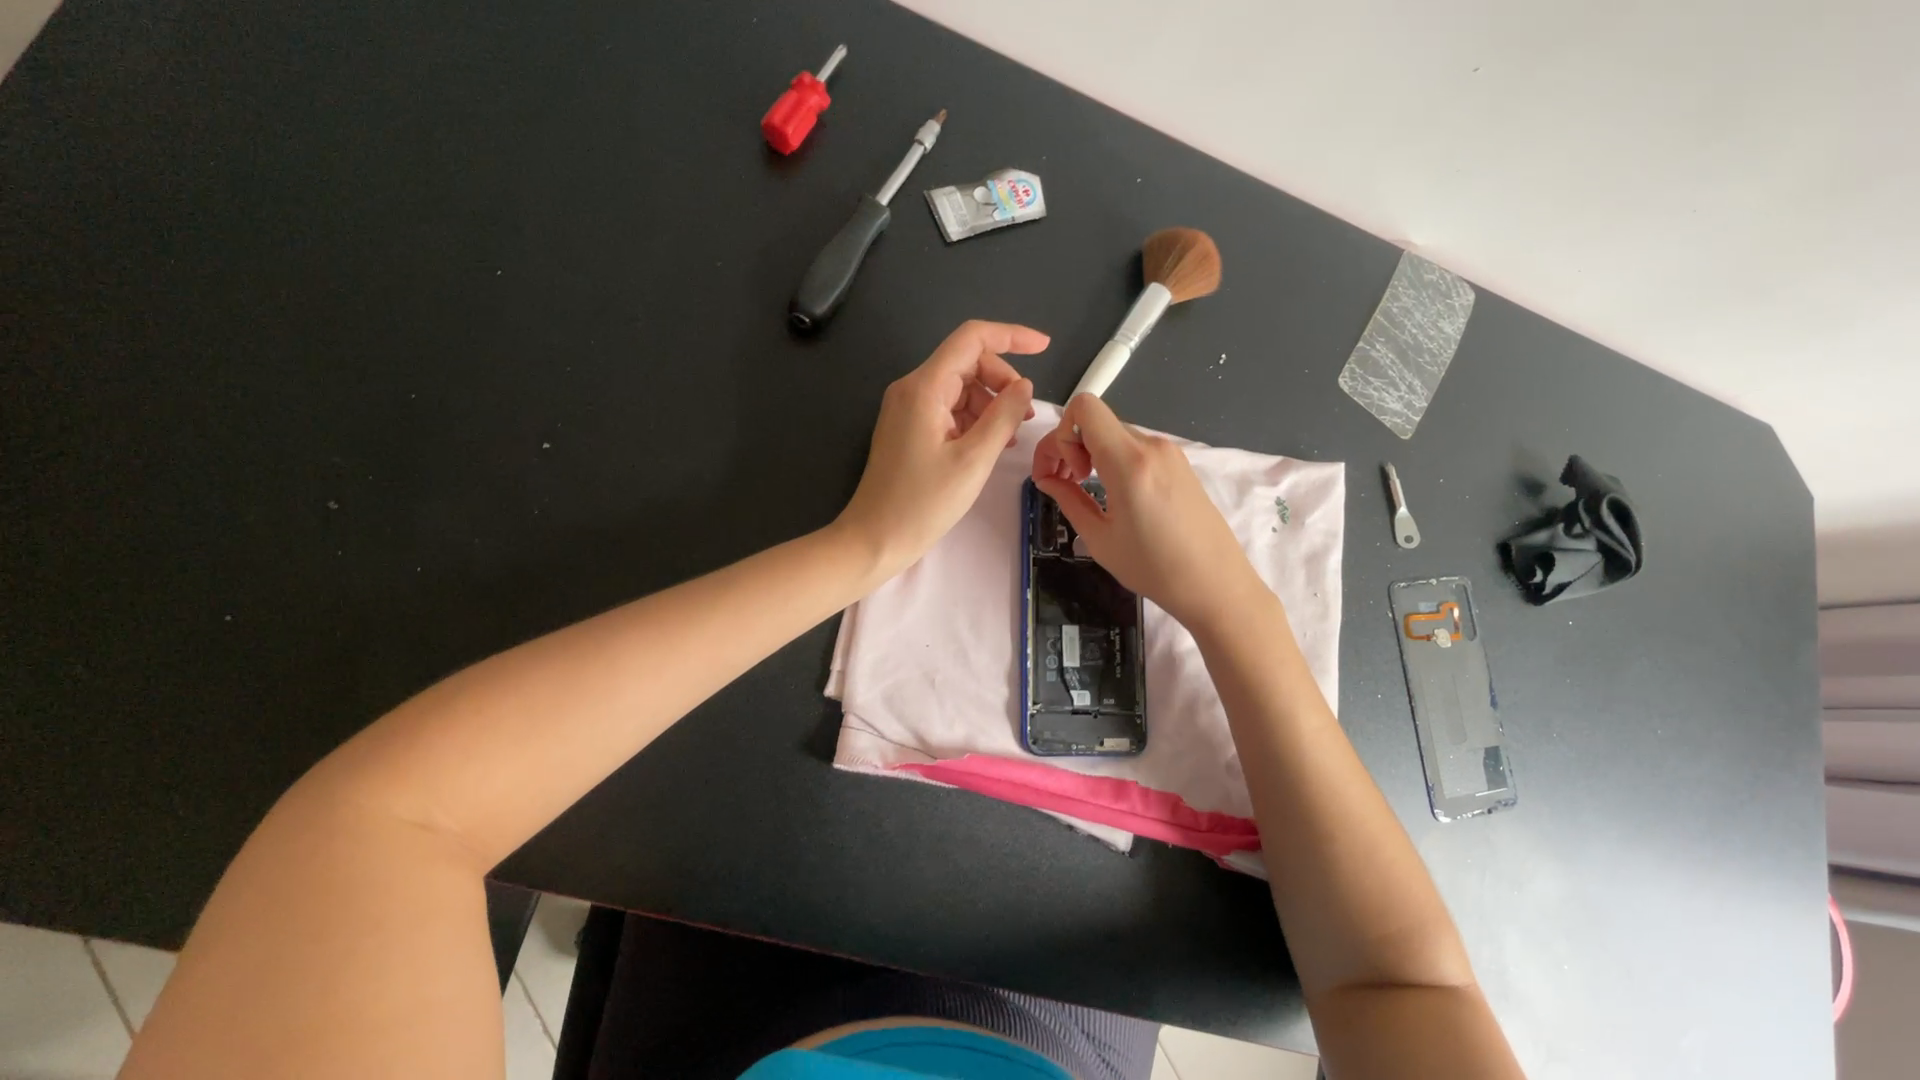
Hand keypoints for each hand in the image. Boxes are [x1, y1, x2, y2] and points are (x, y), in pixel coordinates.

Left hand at [835, 320, 1046, 579]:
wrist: (874, 538)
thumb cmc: (923, 503)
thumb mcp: (974, 460)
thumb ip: (1003, 416)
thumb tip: (1024, 386)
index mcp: (925, 387)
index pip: (972, 338)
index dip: (1011, 336)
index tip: (1044, 347)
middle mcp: (912, 388)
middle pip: (967, 362)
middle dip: (1003, 380)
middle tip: (1026, 416)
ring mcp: (907, 408)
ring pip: (960, 387)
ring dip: (991, 403)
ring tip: (1010, 438)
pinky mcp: (908, 428)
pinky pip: (948, 408)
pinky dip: (974, 419)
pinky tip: (990, 445)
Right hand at [1032, 393, 1264, 630]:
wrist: (1215, 584)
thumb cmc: (1154, 568)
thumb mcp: (1099, 538)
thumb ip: (1068, 500)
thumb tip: (1046, 479)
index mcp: (1130, 462)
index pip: (1084, 408)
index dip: (1060, 435)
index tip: (1066, 473)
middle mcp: (1151, 446)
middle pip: (1096, 422)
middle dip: (1070, 448)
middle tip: (1063, 485)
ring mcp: (1170, 453)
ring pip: (1114, 434)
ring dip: (1092, 454)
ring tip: (1087, 491)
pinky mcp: (1180, 464)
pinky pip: (1135, 448)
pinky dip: (1114, 460)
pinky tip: (1115, 495)